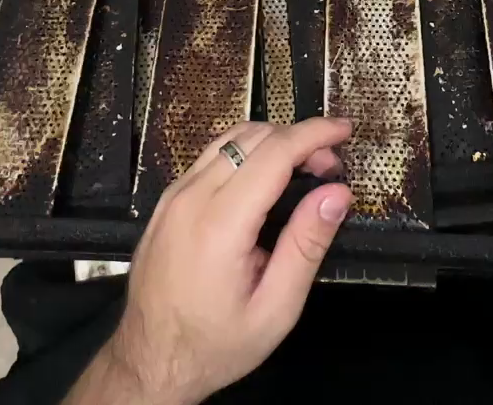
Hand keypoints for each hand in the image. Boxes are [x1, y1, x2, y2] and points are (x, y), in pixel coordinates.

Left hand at [73, 118, 352, 404]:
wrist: (149, 363)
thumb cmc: (215, 344)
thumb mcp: (275, 309)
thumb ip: (307, 245)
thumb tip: (336, 193)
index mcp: (219, 223)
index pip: (274, 152)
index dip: (314, 134)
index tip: (344, 129)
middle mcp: (191, 197)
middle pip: (254, 137)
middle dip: (300, 138)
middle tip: (330, 166)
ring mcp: (174, 194)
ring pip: (230, 139)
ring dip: (273, 140)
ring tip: (304, 166)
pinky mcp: (167, 199)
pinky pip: (211, 155)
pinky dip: (246, 150)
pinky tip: (266, 174)